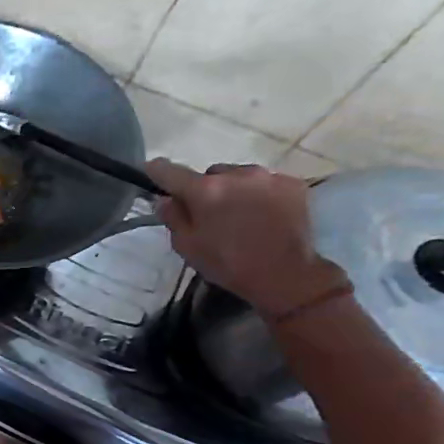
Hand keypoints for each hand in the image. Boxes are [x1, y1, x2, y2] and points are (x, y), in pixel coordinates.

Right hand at [145, 159, 348, 318]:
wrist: (284, 272)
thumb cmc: (226, 263)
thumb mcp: (186, 246)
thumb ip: (173, 218)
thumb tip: (165, 199)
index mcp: (205, 190)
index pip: (171, 172)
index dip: (157, 171)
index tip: (151, 170)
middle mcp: (236, 174)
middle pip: (210, 173)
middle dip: (205, 189)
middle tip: (207, 213)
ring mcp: (268, 176)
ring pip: (239, 176)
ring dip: (232, 190)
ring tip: (238, 216)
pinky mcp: (293, 183)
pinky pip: (265, 182)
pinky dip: (258, 194)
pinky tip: (261, 215)